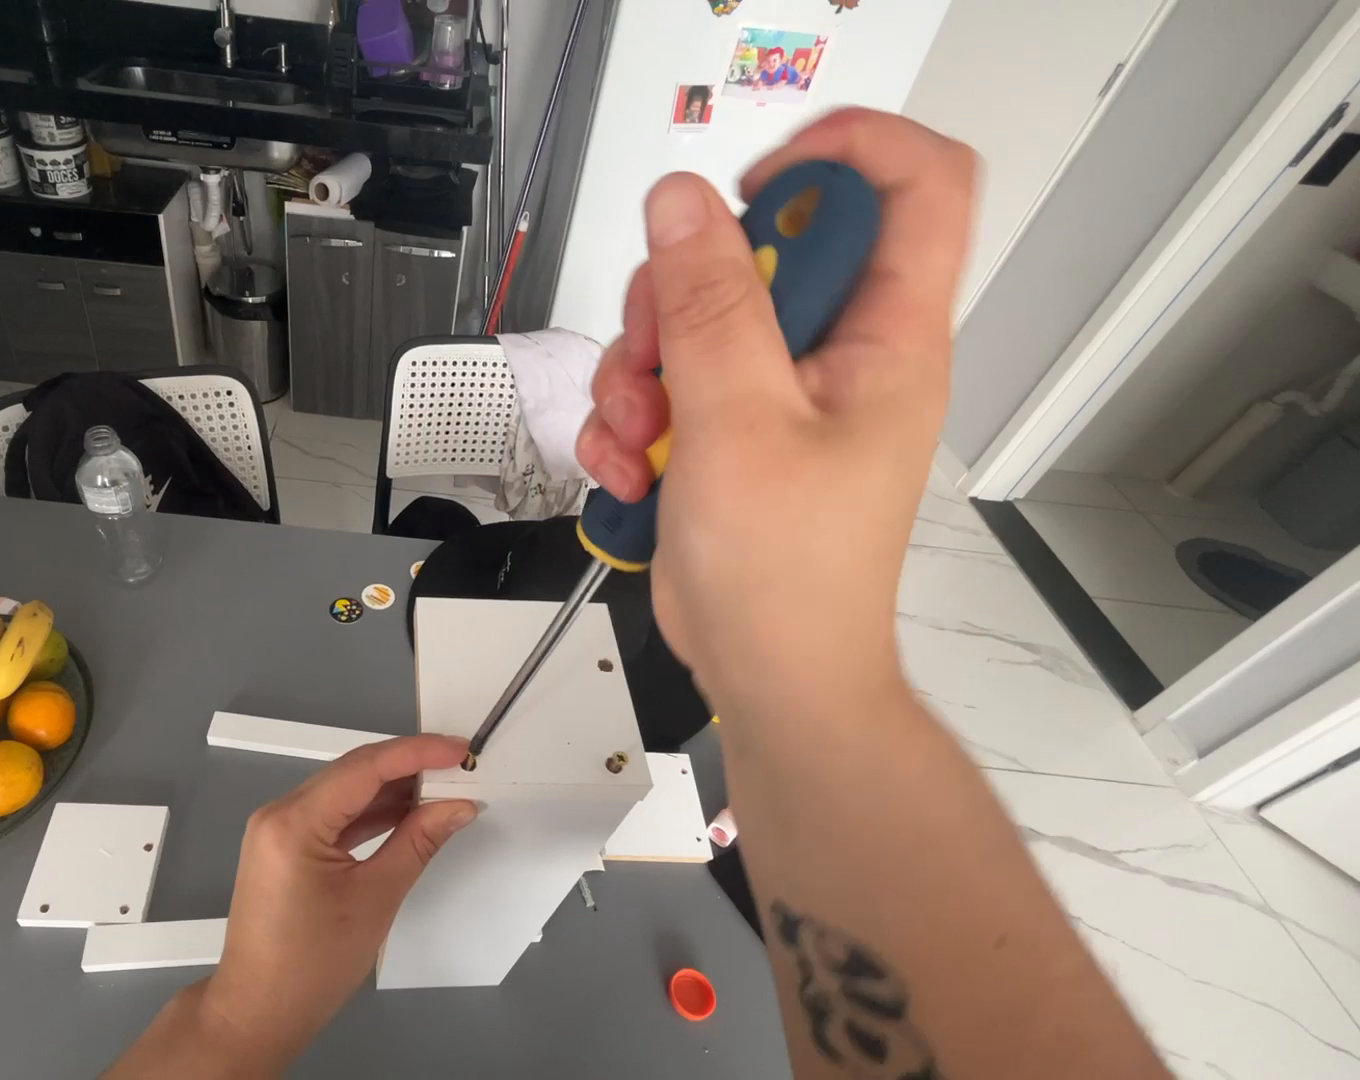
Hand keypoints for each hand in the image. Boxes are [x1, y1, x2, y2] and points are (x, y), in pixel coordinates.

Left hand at [202, 735, 477, 1066]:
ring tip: (443, 786)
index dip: (416, 752)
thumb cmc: (314, 966)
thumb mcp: (375, 899)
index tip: (460, 750)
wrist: (256, 1015)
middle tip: (459, 766)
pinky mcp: (284, 843)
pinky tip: (408, 811)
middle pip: (353, 772)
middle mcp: (280, 811)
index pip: (364, 767)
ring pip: (345, 790)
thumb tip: (460, 807)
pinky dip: (371, 812)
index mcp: (295, 821)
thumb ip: (418, 842)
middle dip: (408, 765)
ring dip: (392, 788)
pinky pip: (334, 814)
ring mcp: (278, 826)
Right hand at [575, 108, 976, 722]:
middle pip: (758, 253)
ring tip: (636, 438)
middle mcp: (832, 356)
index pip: (910, 186)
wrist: (764, 668)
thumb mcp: (738, 425)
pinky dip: (628, 420)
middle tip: (655, 353)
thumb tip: (683, 202)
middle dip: (679, 294)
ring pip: (690, 322)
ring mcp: (772, 395)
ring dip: (637, 370)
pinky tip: (629, 471)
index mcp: (883, 338)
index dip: (836, 156)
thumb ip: (709, 307)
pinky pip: (662, 384)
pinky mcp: (722, 431)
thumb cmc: (785, 574)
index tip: (745, 189)